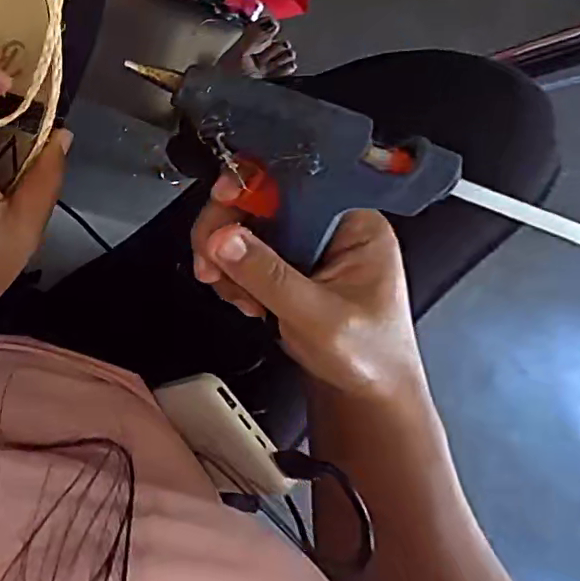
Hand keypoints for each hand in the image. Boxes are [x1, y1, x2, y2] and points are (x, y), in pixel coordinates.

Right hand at [190, 171, 425, 401]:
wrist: (364, 395)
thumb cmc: (368, 358)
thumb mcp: (318, 317)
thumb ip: (269, 276)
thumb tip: (223, 237)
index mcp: (353, 224)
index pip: (292, 185)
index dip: (252, 186)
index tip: (222, 200)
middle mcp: (325, 227)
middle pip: (255, 203)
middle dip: (224, 233)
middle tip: (210, 262)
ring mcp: (300, 246)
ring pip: (238, 228)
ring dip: (223, 261)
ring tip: (240, 297)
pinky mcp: (280, 265)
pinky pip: (236, 253)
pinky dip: (227, 275)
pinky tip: (244, 300)